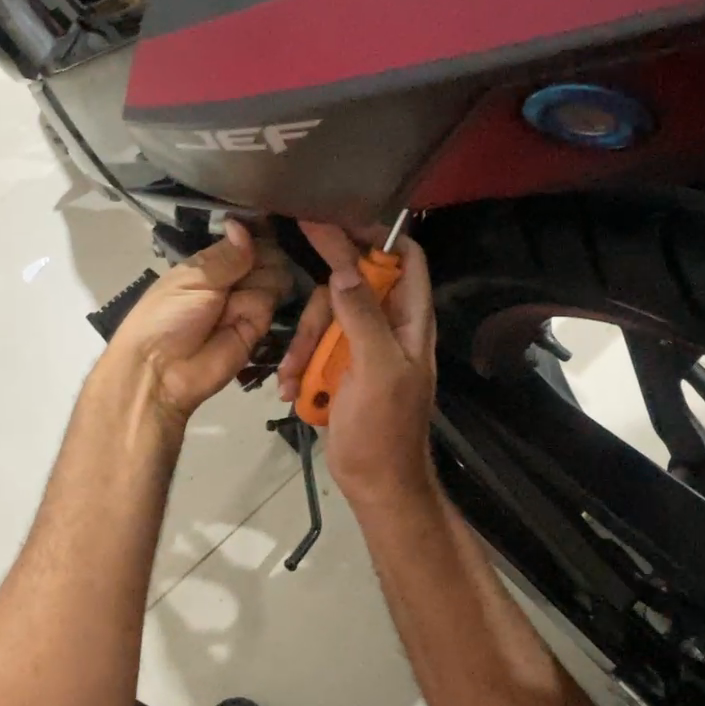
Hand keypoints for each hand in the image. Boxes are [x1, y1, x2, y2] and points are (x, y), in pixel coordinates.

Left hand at [102, 220, 291, 429]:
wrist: (162, 371)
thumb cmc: (167, 316)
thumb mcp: (192, 278)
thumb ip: (225, 255)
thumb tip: (241, 223)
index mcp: (209, 264)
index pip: (243, 241)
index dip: (255, 235)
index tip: (268, 225)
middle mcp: (232, 281)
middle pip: (265, 257)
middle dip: (261, 258)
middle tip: (242, 272)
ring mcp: (245, 304)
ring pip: (273, 278)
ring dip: (258, 283)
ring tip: (233, 300)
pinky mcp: (257, 329)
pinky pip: (270, 305)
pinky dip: (258, 305)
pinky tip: (241, 312)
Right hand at [277, 222, 436, 503]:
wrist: (375, 483)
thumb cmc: (386, 430)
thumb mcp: (377, 371)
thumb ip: (362, 318)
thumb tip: (344, 269)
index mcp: (410, 320)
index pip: (403, 258)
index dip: (374, 235)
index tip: (334, 222)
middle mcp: (388, 324)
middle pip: (350, 286)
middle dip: (322, 310)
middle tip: (305, 332)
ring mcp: (361, 346)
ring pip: (324, 318)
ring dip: (304, 347)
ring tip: (297, 381)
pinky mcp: (338, 366)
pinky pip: (313, 348)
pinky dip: (300, 367)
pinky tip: (294, 391)